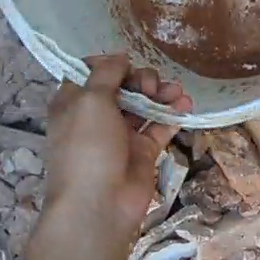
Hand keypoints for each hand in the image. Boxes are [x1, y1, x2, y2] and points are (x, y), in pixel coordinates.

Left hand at [43, 54, 188, 240]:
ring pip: (145, 105)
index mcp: (74, 102)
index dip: (111, 64)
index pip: (91, 73)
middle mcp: (97, 116)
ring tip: (177, 93)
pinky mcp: (144, 150)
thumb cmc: (87, 147)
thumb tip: (120, 56)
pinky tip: (186, 105)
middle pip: (124, 86)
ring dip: (162, 94)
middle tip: (151, 86)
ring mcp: (122, 134)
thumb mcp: (90, 101)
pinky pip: (161, 126)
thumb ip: (106, 73)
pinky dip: (173, 114)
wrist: (100, 203)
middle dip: (142, 79)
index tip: (127, 62)